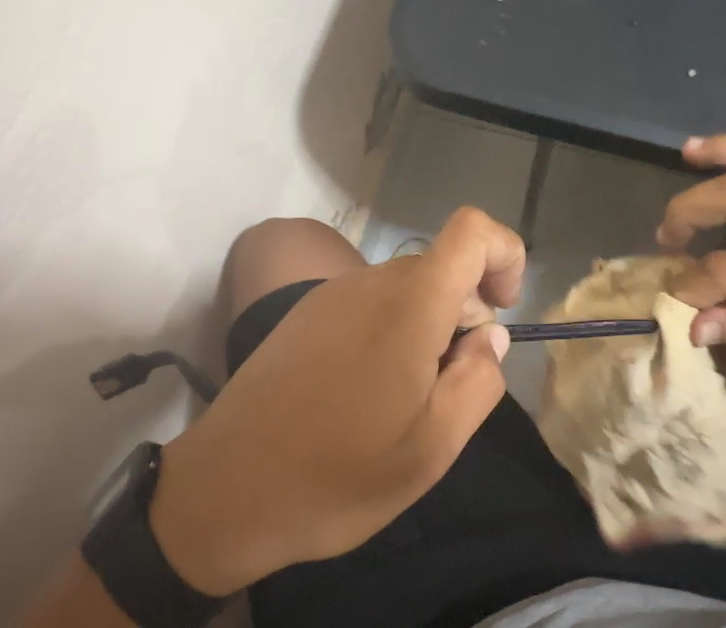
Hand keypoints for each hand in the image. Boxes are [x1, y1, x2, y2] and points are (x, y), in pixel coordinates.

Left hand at [151, 208, 522, 594]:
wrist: (221, 494)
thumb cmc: (334, 478)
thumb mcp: (431, 450)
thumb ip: (478, 381)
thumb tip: (489, 336)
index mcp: (407, 307)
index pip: (472, 231)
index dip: (504, 256)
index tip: (501, 314)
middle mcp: (368, 284)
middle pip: (442, 267)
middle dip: (465, 314)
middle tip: (446, 390)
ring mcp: (330, 297)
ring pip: (407, 288)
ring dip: (428, 330)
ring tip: (403, 403)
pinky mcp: (305, 316)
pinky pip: (371, 304)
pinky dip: (392, 334)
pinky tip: (366, 396)